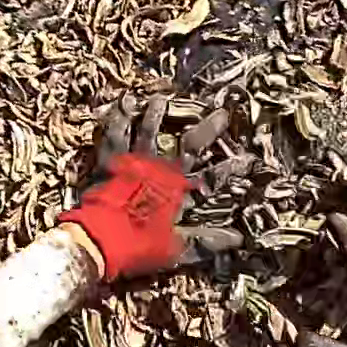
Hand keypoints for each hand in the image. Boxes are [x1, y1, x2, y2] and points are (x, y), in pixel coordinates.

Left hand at [61, 95, 221, 280]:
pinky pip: (115, 134)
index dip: (230, 168)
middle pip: (187, 143)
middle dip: (207, 129)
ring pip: (149, 131)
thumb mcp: (175, 248)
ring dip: (157, 114)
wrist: (98, 240)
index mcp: (176, 190)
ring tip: (162, 98)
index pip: (211, 176)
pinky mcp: (110, 161)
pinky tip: (123, 104)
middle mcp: (159, 170)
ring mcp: (134, 162)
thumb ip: (205, 241)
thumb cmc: (137, 244)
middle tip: (221, 113)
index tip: (248, 159)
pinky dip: (119, 118)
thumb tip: (237, 240)